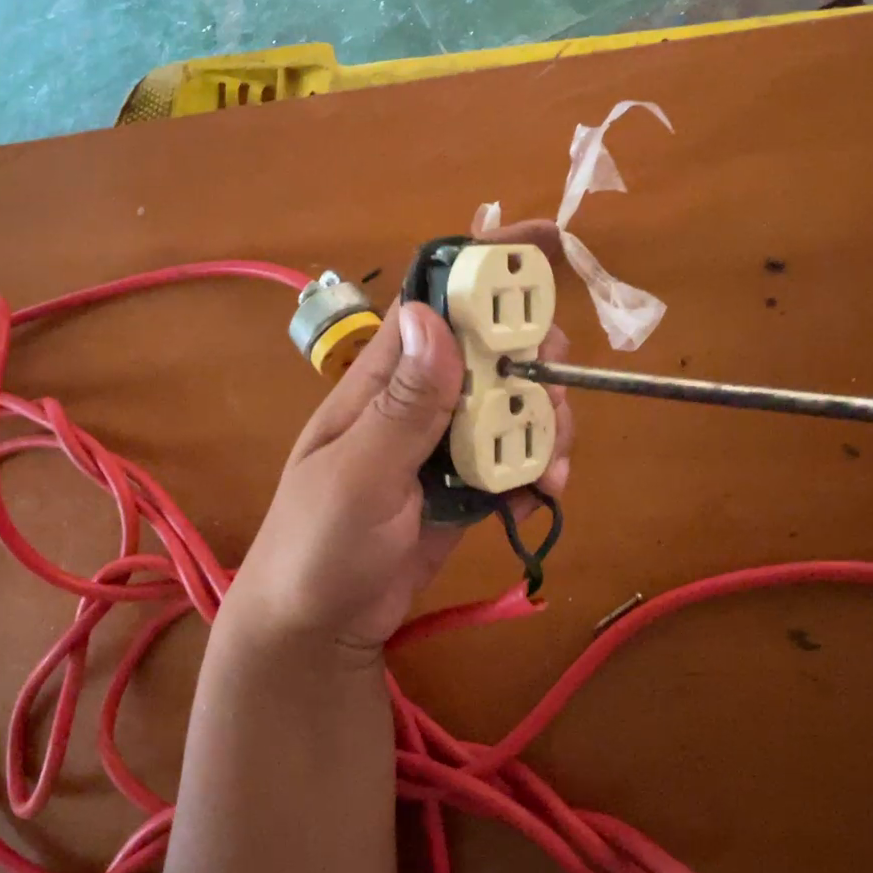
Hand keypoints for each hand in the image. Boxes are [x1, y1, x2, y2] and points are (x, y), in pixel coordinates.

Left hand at [222, 223, 575, 659]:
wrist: (319, 630)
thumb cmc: (319, 545)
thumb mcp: (358, 474)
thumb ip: (402, 406)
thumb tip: (431, 316)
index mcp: (381, 380)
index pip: (435, 303)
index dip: (484, 268)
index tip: (543, 243)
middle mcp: (416, 402)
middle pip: (488, 354)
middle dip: (530, 358)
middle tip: (553, 383)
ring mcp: (442, 447)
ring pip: (509, 408)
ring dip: (541, 424)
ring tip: (553, 458)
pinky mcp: (463, 490)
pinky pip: (511, 465)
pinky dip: (535, 474)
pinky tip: (543, 495)